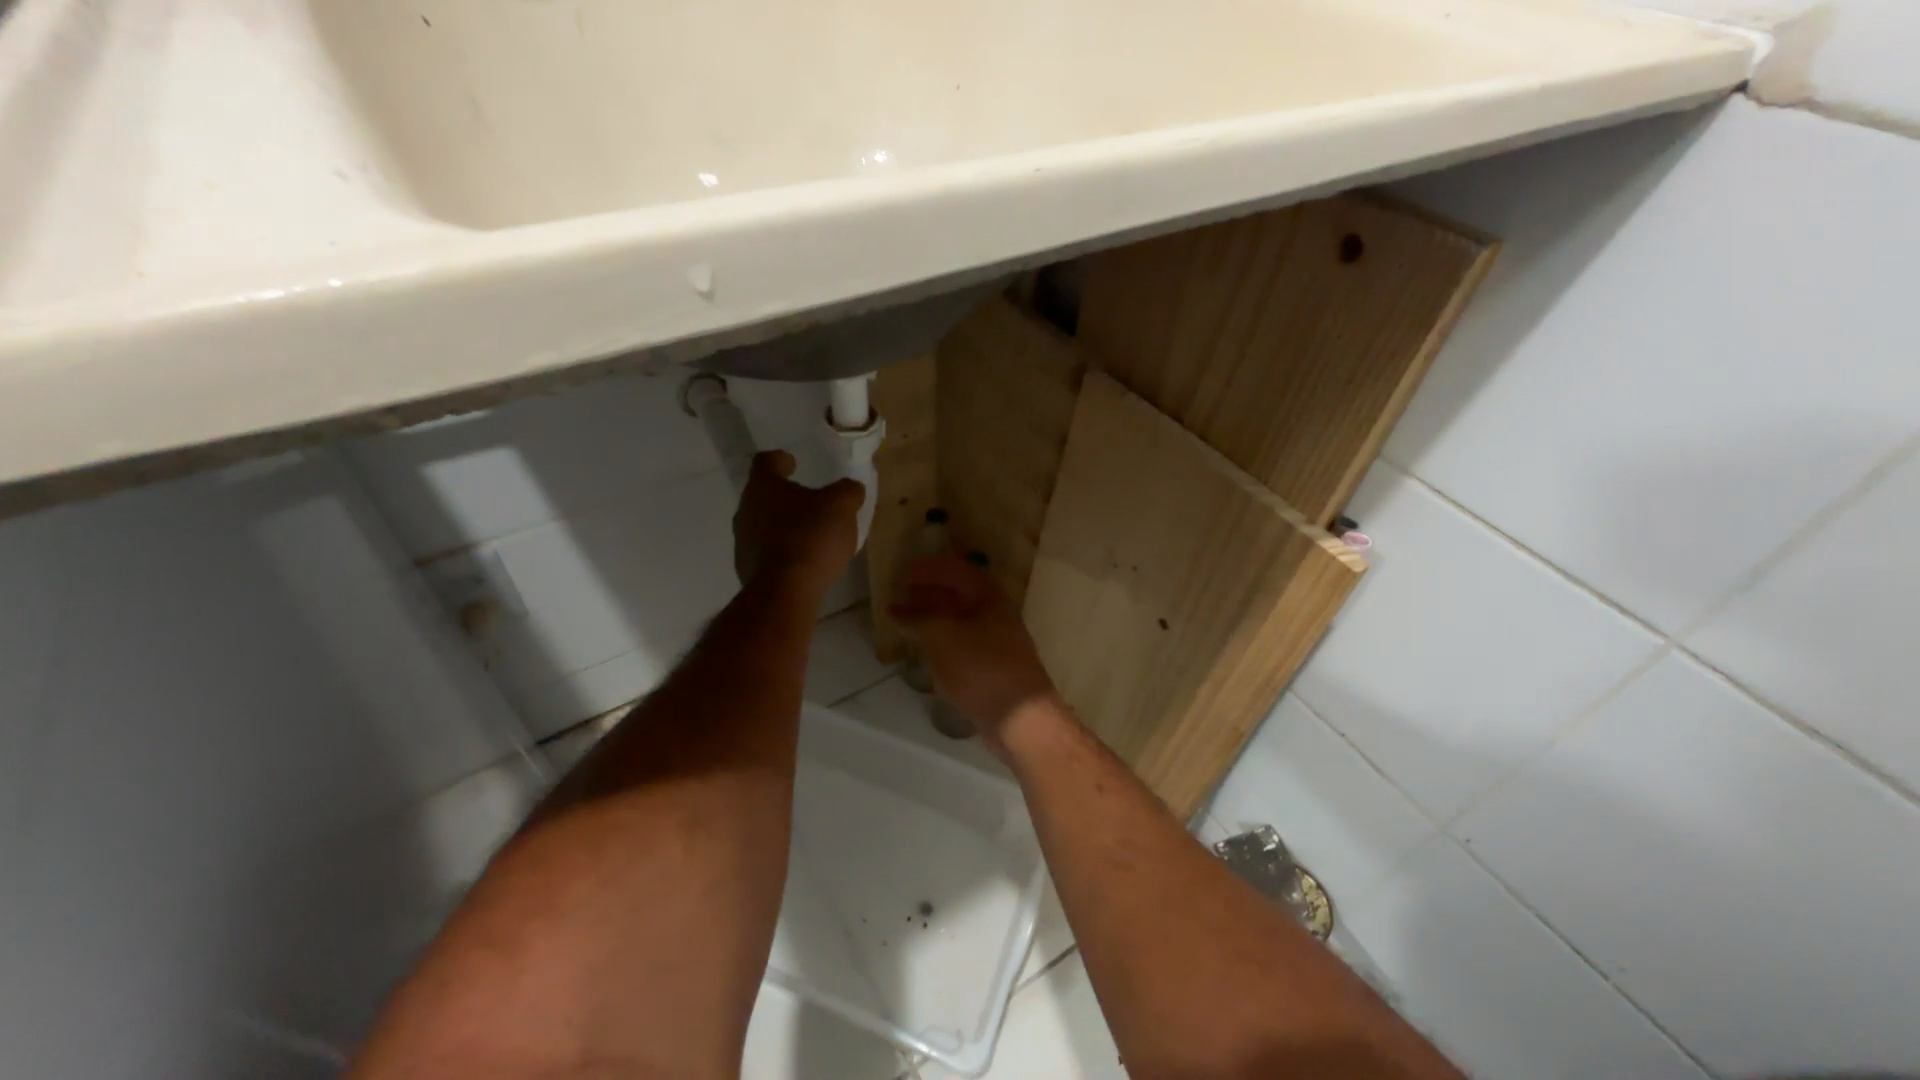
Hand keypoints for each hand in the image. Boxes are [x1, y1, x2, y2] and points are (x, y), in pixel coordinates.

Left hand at [732, 450, 864, 592]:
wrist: (785, 591)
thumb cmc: (811, 536)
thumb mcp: (841, 507)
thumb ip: (847, 491)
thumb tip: (850, 487)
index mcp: (763, 486)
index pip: (766, 461)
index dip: (780, 459)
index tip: (792, 462)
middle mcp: (745, 509)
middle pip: (763, 494)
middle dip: (784, 496)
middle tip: (808, 500)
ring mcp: (742, 541)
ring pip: (763, 524)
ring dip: (782, 525)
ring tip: (808, 533)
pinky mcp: (747, 569)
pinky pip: (766, 552)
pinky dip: (781, 551)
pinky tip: (802, 560)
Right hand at [890, 552, 1058, 757]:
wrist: (1019, 718)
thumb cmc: (981, 667)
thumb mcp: (943, 636)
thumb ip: (918, 619)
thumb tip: (896, 608)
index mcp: (991, 599)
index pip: (959, 571)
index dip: (932, 568)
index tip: (905, 571)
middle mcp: (997, 616)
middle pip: (960, 596)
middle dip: (929, 593)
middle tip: (900, 595)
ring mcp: (996, 645)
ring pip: (960, 623)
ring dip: (933, 619)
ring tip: (905, 622)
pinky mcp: (992, 670)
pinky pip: (962, 646)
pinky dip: (941, 643)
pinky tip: (925, 651)